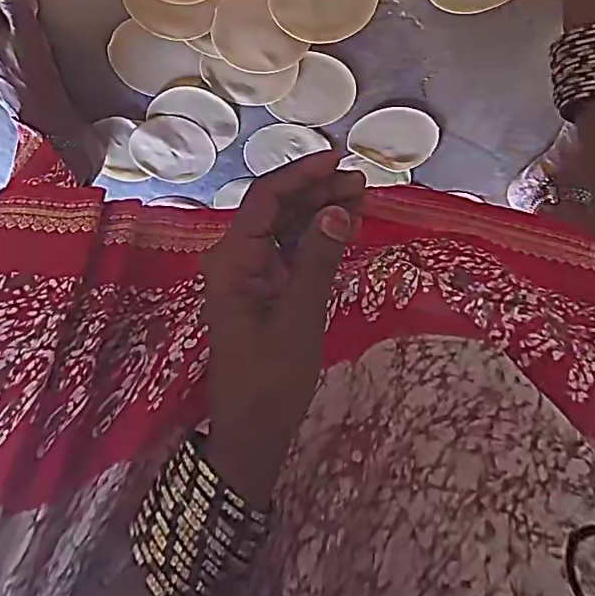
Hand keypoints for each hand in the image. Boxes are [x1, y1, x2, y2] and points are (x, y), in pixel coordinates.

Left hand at [200, 150, 364, 502]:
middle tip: (361, 184)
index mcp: (233, 259)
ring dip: (321, 209)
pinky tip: (346, 225)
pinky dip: (318, 235)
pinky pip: (291, 248)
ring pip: (286, 225)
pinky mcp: (267, 286)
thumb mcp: (299, 320)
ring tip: (361, 199)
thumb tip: (339, 211)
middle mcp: (237, 256)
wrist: (252, 434)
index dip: (301, 174)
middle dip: (317, 190)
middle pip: (277, 207)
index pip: (265, 198)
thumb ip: (317, 261)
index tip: (338, 161)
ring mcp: (251, 271)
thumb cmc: (270, 381)